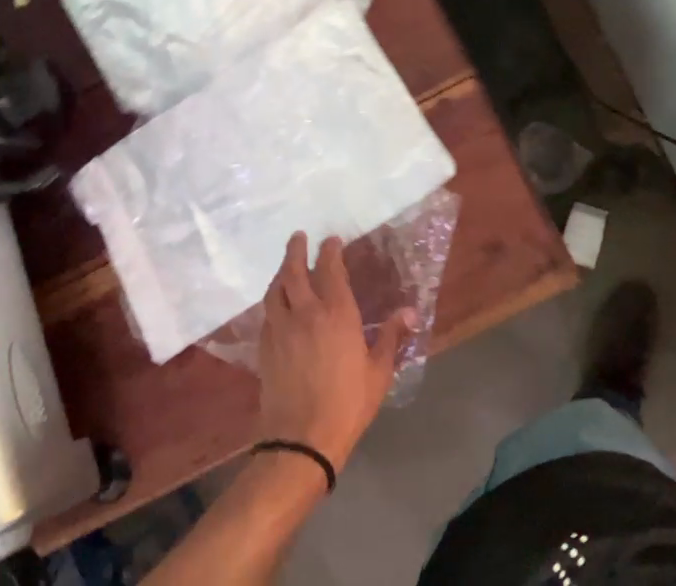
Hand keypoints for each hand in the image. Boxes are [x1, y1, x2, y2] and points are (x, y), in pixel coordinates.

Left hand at [257, 232, 413, 471]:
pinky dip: (272, 299)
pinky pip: (266, 313)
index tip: (331, 240)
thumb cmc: (348, 403)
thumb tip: (410, 311)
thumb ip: (391, 336)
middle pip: (293, 271)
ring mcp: (280, 329)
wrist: (302, 438)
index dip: (329, 251)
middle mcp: (305, 313)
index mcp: (337, 313)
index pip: (330, 270)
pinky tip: (276, 304)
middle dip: (296, 250)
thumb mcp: (379, 371)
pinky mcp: (265, 348)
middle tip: (298, 237)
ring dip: (280, 272)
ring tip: (285, 265)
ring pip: (274, 290)